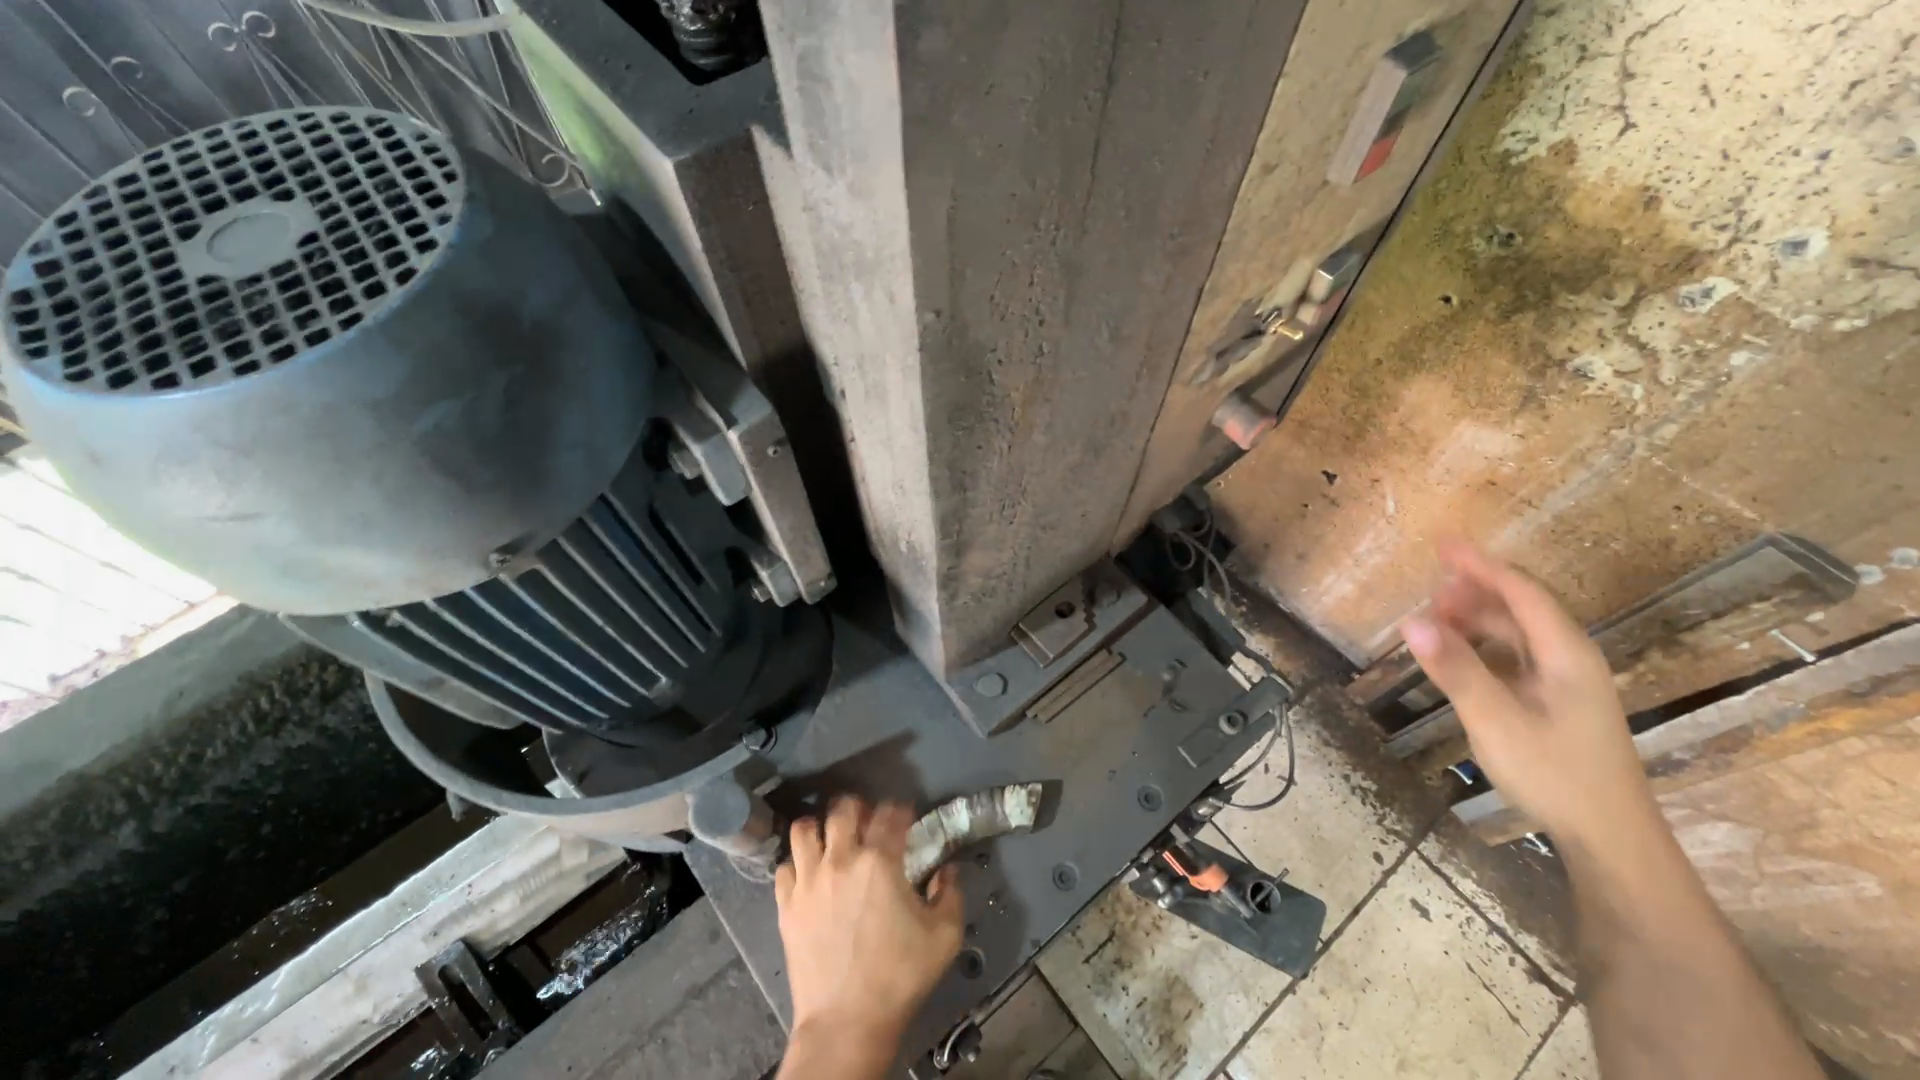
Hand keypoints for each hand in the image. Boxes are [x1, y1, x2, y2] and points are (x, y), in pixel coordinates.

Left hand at [776, 797, 964, 1049]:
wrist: (847, 1020)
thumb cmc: (899, 976)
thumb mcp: (945, 936)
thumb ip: (950, 894)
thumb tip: (946, 870)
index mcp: (880, 862)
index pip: (889, 814)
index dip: (899, 808)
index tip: (905, 815)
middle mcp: (840, 860)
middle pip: (841, 810)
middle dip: (857, 807)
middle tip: (866, 820)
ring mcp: (808, 881)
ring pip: (804, 830)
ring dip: (820, 827)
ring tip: (831, 839)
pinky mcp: (786, 904)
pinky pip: (785, 866)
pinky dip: (798, 863)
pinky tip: (810, 875)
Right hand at [1399, 541, 1657, 846]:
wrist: (1610, 837)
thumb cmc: (1555, 774)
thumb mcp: (1496, 721)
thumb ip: (1455, 669)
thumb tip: (1411, 623)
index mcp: (1566, 654)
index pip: (1521, 592)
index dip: (1482, 565)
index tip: (1443, 544)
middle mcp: (1570, 660)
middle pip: (1521, 609)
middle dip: (1475, 591)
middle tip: (1429, 590)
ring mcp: (1566, 684)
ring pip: (1518, 635)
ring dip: (1477, 621)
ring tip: (1435, 622)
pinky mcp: (1558, 706)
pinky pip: (1516, 659)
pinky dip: (1484, 649)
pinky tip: (1459, 660)